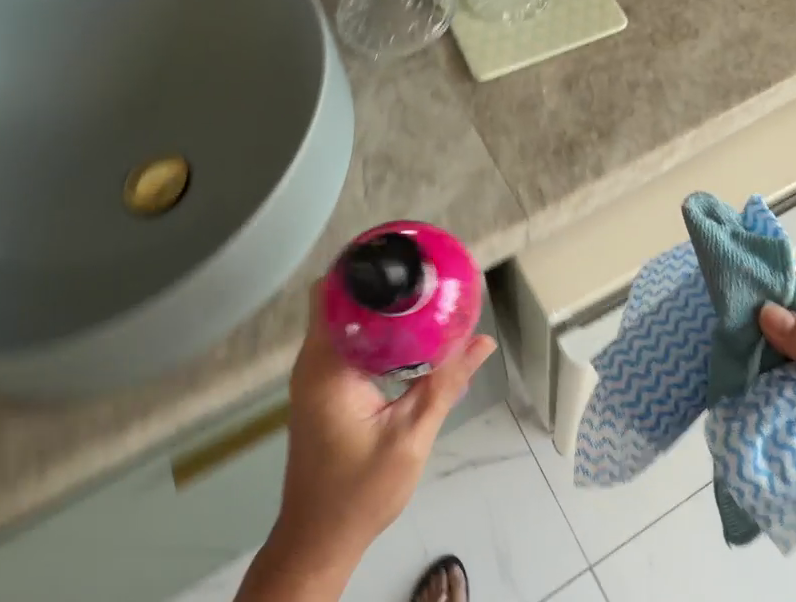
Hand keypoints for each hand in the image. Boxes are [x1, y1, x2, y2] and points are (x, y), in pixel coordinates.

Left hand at [258, 283, 496, 587]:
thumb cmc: (360, 492)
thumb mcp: (411, 437)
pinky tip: (406, 336)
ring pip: (342, 321)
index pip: (331, 293)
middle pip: (337, 300)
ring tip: (421, 296)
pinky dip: (373, 333)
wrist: (321, 538)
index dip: (363, 268)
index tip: (404, 257)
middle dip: (378, 283)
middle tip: (423, 273)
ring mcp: (315, 377)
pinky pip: (346, 344)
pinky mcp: (323, 390)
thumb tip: (482, 342)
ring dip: (376, 309)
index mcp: (326, 366)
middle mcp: (313, 363)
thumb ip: (445, 384)